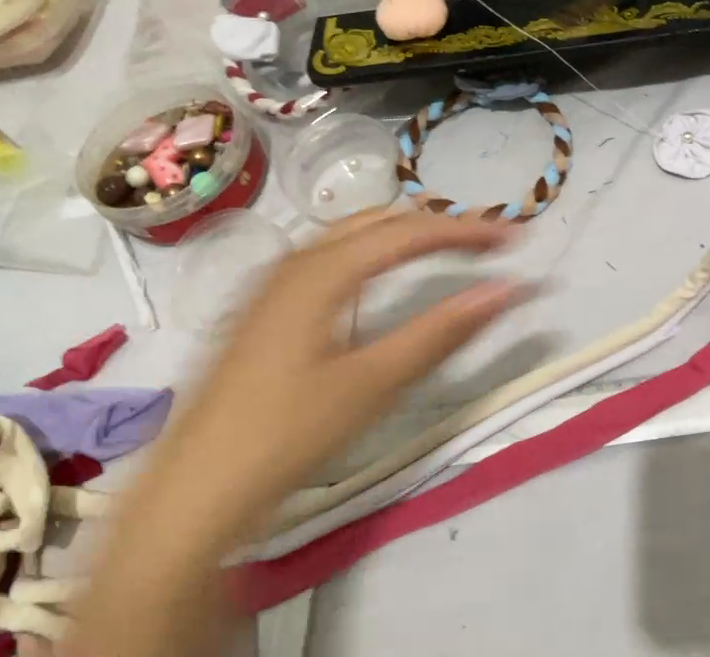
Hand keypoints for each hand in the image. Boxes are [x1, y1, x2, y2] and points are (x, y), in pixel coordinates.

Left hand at [154, 211, 521, 535]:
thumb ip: (442, 331)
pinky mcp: (266, 306)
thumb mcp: (374, 383)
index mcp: (324, 269)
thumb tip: (508, 289)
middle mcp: (297, 259)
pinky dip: (374, 251)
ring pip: (353, 234)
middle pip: (381, 221)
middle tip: (490, 242)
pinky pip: (332, 255)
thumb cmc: (287, 433)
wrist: (193, 488)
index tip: (517, 238)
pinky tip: (382, 277)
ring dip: (406, 235)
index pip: (411, 230)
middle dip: (439, 224)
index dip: (468, 229)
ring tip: (450, 249)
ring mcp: (275, 281)